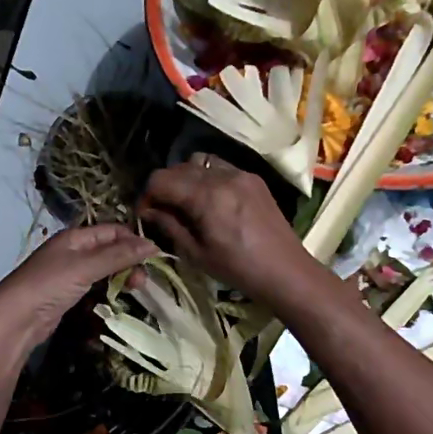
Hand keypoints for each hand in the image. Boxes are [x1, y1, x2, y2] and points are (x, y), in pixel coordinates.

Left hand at [0, 224, 157, 348]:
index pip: (111, 231)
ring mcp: (69, 274)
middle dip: (129, 262)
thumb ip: (118, 256)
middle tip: (141, 282)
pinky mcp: (68, 295)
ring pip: (103, 271)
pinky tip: (116, 300)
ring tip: (133, 290)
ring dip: (120, 278)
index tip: (153, 257)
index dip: (133, 241)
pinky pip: (94, 288)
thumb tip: (152, 244)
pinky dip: (107, 292)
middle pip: (109, 251)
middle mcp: (72, 252)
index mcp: (74, 237)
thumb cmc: (49, 285)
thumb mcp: (85, 266)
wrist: (16, 318)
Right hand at [137, 154, 310, 301]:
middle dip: (164, 187)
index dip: (147, 196)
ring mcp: (240, 174)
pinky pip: (220, 167)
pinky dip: (206, 178)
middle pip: (177, 168)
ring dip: (185, 178)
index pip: (160, 180)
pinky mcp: (253, 178)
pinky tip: (210, 201)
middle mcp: (222, 177)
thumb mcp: (195, 252)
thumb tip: (148, 211)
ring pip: (198, 162)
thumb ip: (169, 225)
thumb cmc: (237, 268)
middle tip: (163, 211)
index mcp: (206, 197)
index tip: (146, 214)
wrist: (285, 271)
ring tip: (187, 202)